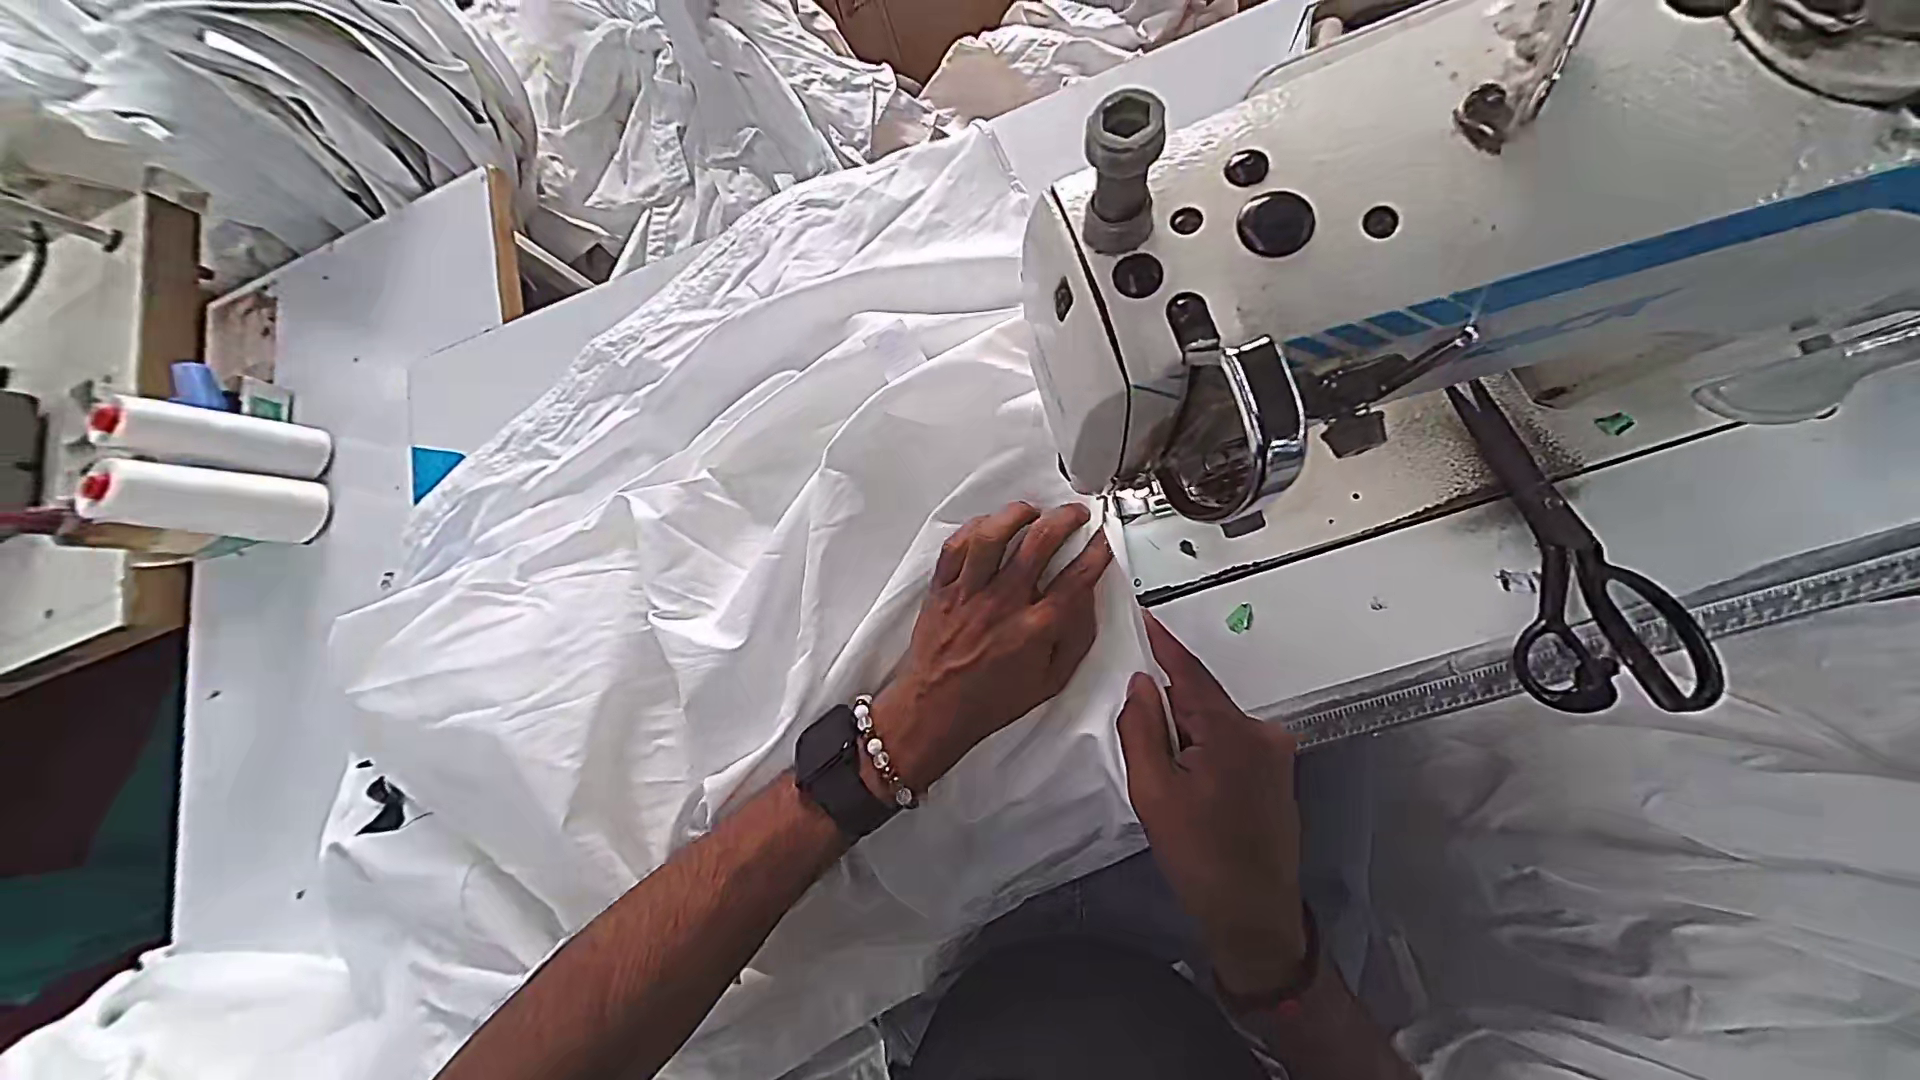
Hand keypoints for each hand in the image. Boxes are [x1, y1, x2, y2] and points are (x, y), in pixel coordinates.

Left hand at [869, 501, 1112, 794]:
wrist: (935, 708)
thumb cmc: (988, 699)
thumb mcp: (1050, 681)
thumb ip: (1075, 639)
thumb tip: (1087, 600)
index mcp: (1034, 630)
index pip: (1076, 578)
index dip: (1097, 552)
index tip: (1102, 540)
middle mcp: (1002, 606)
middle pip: (1039, 544)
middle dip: (1065, 519)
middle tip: (1075, 515)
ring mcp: (969, 594)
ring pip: (993, 536)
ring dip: (1017, 515)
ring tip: (1032, 511)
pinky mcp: (942, 589)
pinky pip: (956, 546)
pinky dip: (975, 528)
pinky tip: (990, 526)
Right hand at [1116, 612, 1306, 996]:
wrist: (1254, 915)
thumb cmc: (1200, 857)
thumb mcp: (1153, 791)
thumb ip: (1141, 728)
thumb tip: (1140, 685)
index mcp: (1231, 732)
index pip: (1188, 671)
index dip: (1162, 642)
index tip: (1143, 614)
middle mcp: (1261, 733)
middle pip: (1200, 697)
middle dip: (1167, 701)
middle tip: (1137, 721)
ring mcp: (1273, 752)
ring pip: (1213, 719)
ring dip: (1185, 728)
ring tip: (1164, 769)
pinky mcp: (1275, 770)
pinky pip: (1228, 738)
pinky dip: (1202, 743)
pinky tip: (1188, 777)